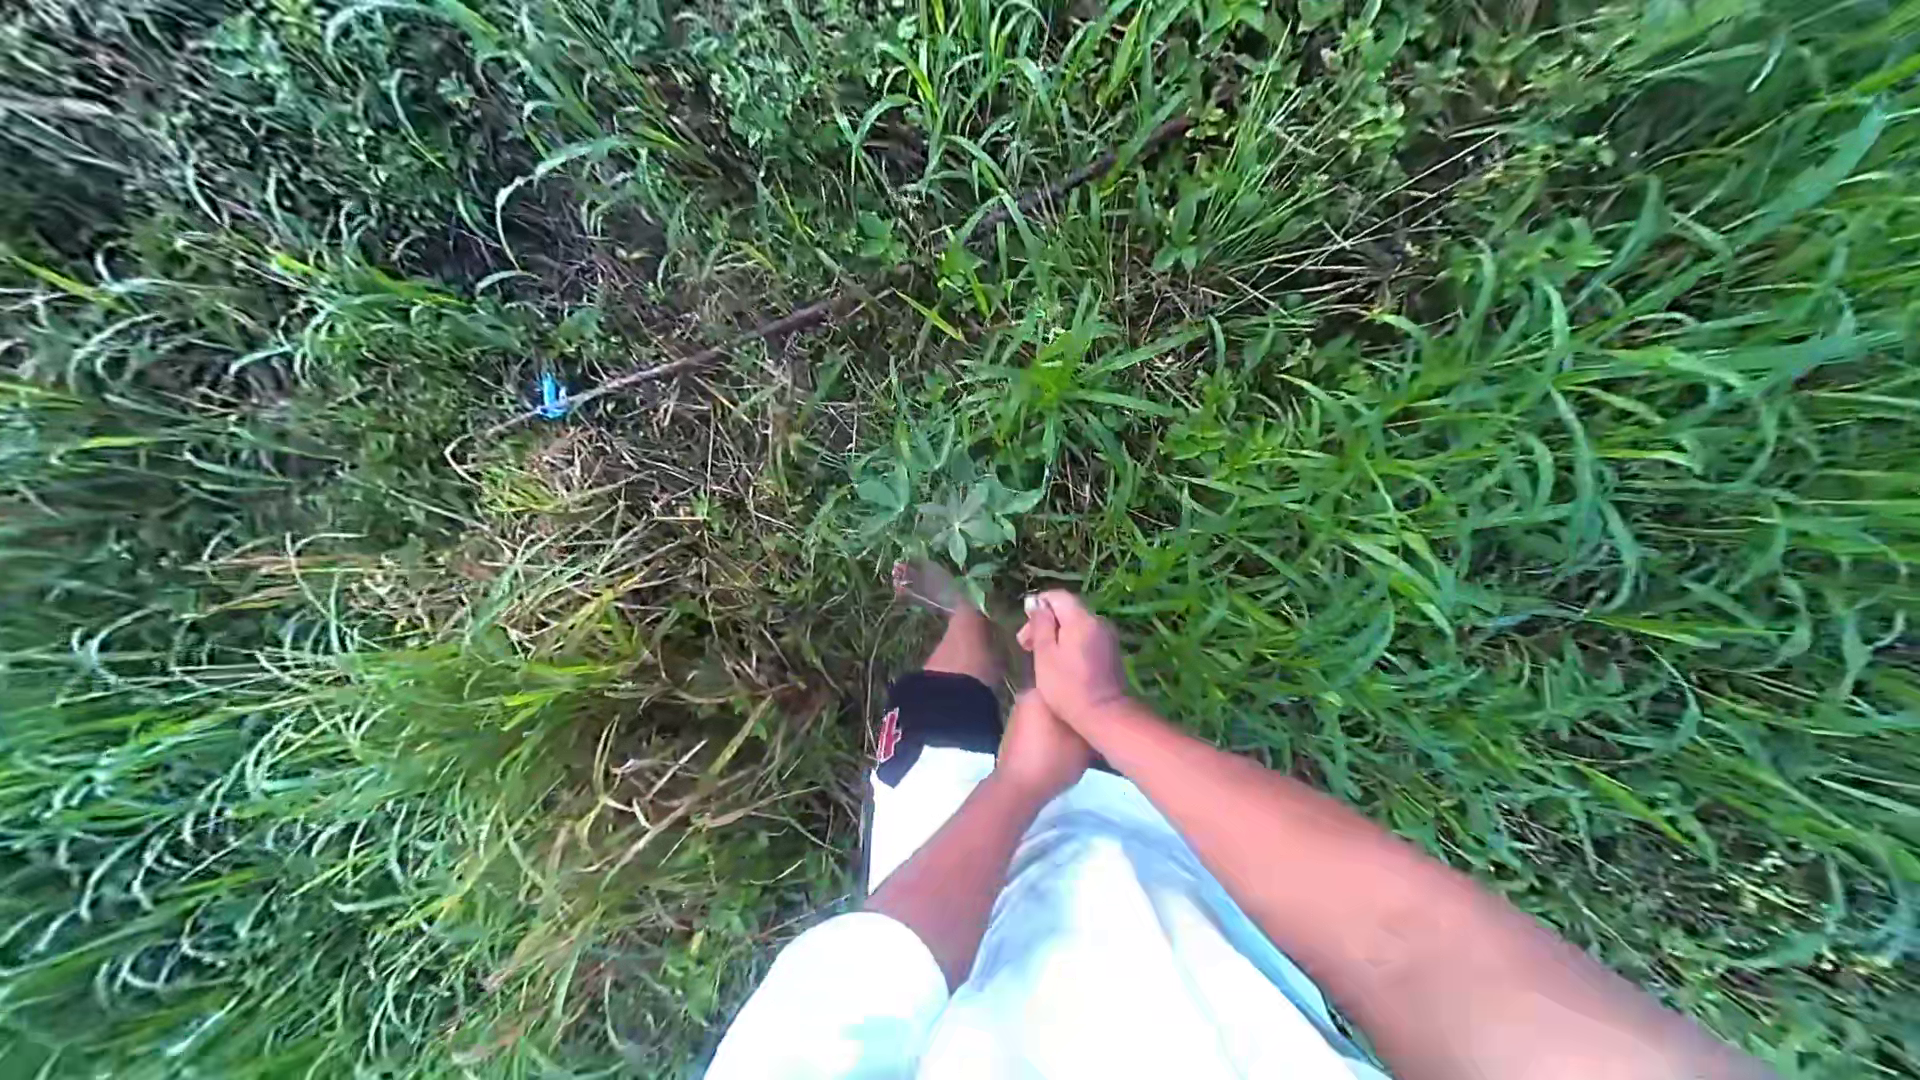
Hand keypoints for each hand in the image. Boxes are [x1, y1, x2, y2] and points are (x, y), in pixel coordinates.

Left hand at [994, 690, 1091, 802]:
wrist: (1018, 788)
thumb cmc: (1053, 760)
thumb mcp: (1084, 742)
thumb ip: (1092, 721)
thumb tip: (1099, 711)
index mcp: (1040, 690)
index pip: (1069, 679)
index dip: (1087, 688)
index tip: (1101, 699)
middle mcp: (1027, 694)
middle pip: (1059, 693)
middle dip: (1076, 704)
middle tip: (1096, 716)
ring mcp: (1018, 711)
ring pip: (1050, 708)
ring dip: (1064, 717)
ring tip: (1082, 729)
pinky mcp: (1015, 728)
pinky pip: (1040, 720)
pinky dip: (1052, 727)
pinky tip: (1063, 740)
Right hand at [1016, 590, 1131, 725]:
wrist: (1104, 715)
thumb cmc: (1067, 686)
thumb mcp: (1045, 654)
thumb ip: (1040, 624)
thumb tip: (1036, 603)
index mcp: (1081, 619)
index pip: (1057, 596)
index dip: (1038, 606)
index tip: (1026, 629)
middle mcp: (1098, 621)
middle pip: (1067, 610)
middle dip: (1045, 623)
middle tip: (1026, 646)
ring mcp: (1107, 636)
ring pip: (1077, 624)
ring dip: (1057, 634)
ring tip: (1041, 657)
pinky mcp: (1111, 651)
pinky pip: (1087, 637)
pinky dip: (1071, 643)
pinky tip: (1061, 663)